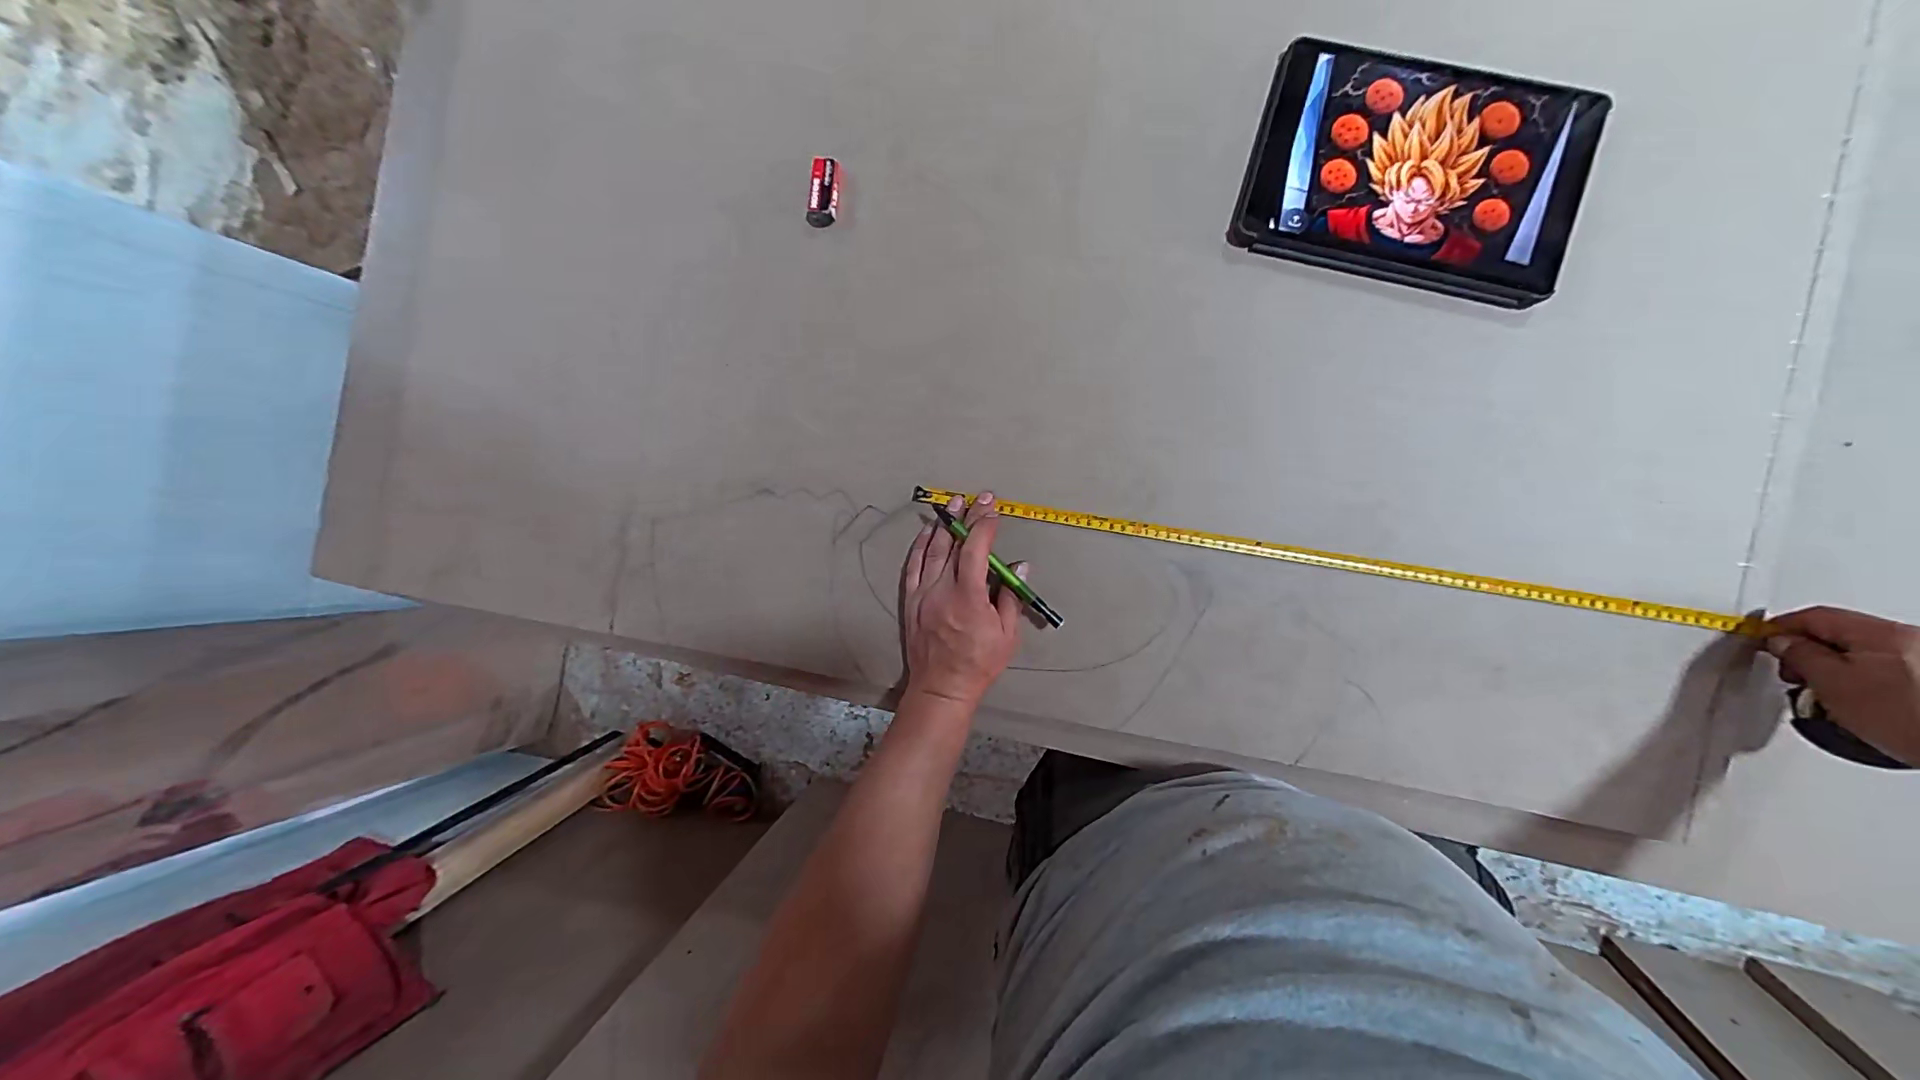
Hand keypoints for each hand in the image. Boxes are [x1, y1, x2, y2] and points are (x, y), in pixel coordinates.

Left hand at [899, 492, 1025, 707]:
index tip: (993, 511)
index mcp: (968, 597)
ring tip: (954, 504)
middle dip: (968, 517)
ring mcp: (923, 594)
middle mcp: (942, 590)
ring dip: (945, 524)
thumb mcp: (1007, 635)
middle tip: (979, 498)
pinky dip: (921, 545)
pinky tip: (928, 532)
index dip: (985, 525)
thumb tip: (1016, 567)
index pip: (976, 550)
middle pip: (955, 544)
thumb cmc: (978, 664)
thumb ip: (1010, 597)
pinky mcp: (911, 600)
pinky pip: (913, 565)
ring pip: (933, 550)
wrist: (941, 687)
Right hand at [1767, 606, 1919, 765]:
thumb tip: (1784, 643)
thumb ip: (1799, 655)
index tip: (1761, 640)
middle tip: (1792, 674)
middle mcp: (1912, 641)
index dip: (1780, 628)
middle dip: (1808, 654)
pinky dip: (1861, 686)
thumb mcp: (1832, 683)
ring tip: (1827, 698)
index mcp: (1884, 633)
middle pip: (1841, 636)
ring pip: (1862, 658)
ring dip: (1835, 673)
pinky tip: (1858, 707)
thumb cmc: (1908, 717)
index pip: (1815, 617)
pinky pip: (1883, 675)